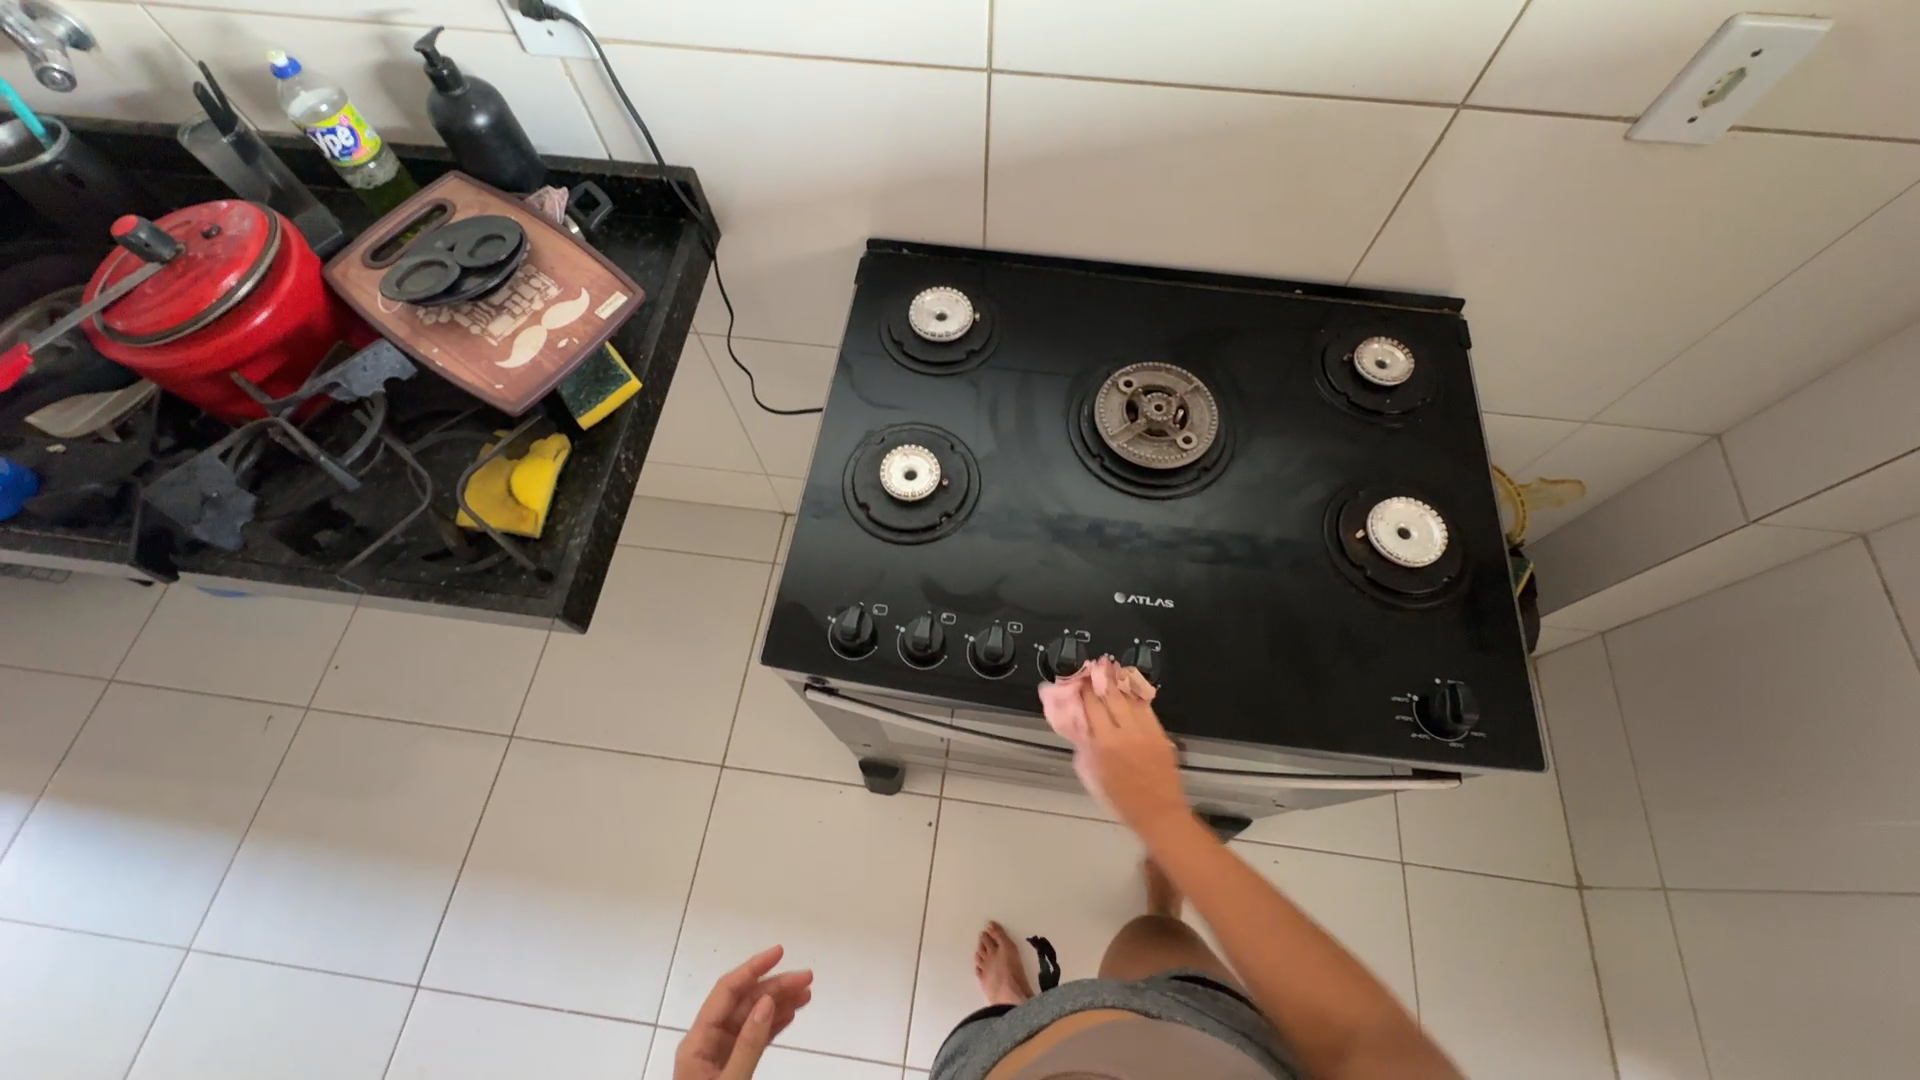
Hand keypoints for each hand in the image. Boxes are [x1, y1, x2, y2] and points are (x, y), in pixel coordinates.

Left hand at [674, 945, 813, 1079]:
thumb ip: (748, 1045)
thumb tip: (766, 1000)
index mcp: (697, 1043)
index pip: (727, 992)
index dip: (753, 968)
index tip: (781, 952)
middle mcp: (706, 1044)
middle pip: (743, 1003)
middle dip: (775, 986)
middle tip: (808, 979)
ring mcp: (718, 1057)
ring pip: (752, 1019)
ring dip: (779, 1003)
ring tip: (807, 994)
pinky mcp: (730, 1070)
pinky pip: (754, 1038)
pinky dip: (774, 1025)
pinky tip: (791, 1015)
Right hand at [1076, 683, 1189, 840]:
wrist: (1159, 812)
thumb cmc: (1121, 800)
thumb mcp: (1093, 775)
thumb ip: (1085, 747)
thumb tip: (1080, 728)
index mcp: (1105, 744)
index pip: (1091, 707)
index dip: (1084, 691)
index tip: (1078, 680)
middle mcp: (1125, 732)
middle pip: (1110, 696)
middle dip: (1101, 679)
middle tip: (1095, 666)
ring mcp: (1145, 731)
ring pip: (1130, 698)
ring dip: (1119, 682)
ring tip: (1112, 669)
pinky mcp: (1160, 733)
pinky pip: (1146, 708)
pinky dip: (1136, 696)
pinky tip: (1130, 688)